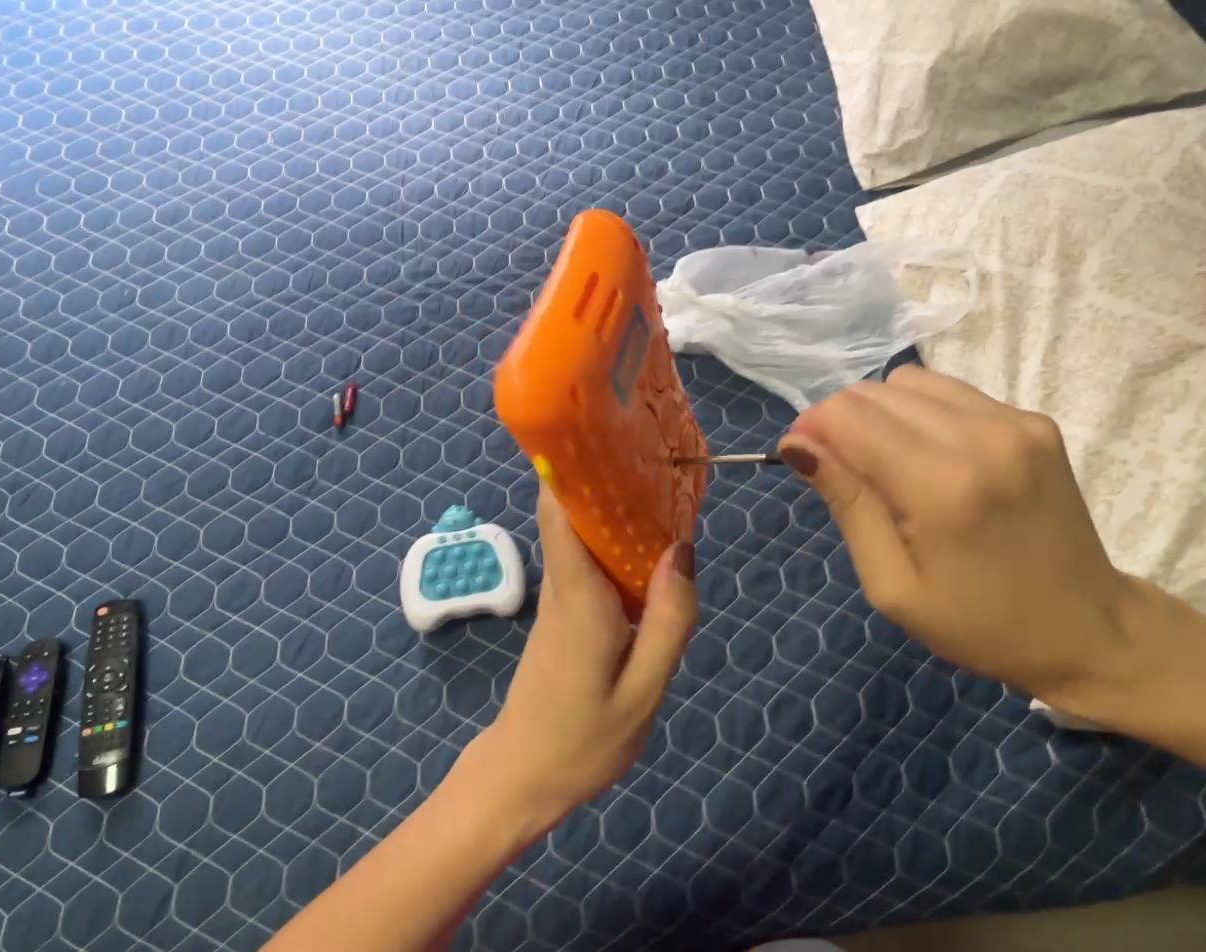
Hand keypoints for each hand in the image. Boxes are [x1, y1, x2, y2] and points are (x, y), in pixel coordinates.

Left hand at [465, 486, 697, 828]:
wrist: (524, 776)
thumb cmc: (584, 738)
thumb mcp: (643, 689)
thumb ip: (669, 620)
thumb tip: (681, 550)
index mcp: (579, 596)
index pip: (560, 512)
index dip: (573, 465)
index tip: (605, 430)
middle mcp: (563, 585)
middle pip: (572, 513)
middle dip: (606, 477)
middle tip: (654, 452)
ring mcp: (558, 598)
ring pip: (580, 535)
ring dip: (613, 508)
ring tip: (662, 487)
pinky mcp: (563, 612)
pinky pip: (586, 561)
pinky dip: (613, 542)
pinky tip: (649, 547)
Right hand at [777, 367, 1149, 708]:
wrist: (1089, 629)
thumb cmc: (979, 624)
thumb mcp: (893, 586)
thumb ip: (848, 504)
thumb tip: (798, 444)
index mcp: (943, 486)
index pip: (850, 415)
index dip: (813, 429)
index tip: (804, 461)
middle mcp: (981, 437)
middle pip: (876, 392)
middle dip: (842, 422)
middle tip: (843, 472)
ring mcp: (1015, 422)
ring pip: (910, 383)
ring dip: (881, 415)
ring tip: (890, 466)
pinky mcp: (1034, 420)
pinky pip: (950, 394)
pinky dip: (922, 416)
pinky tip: (932, 460)